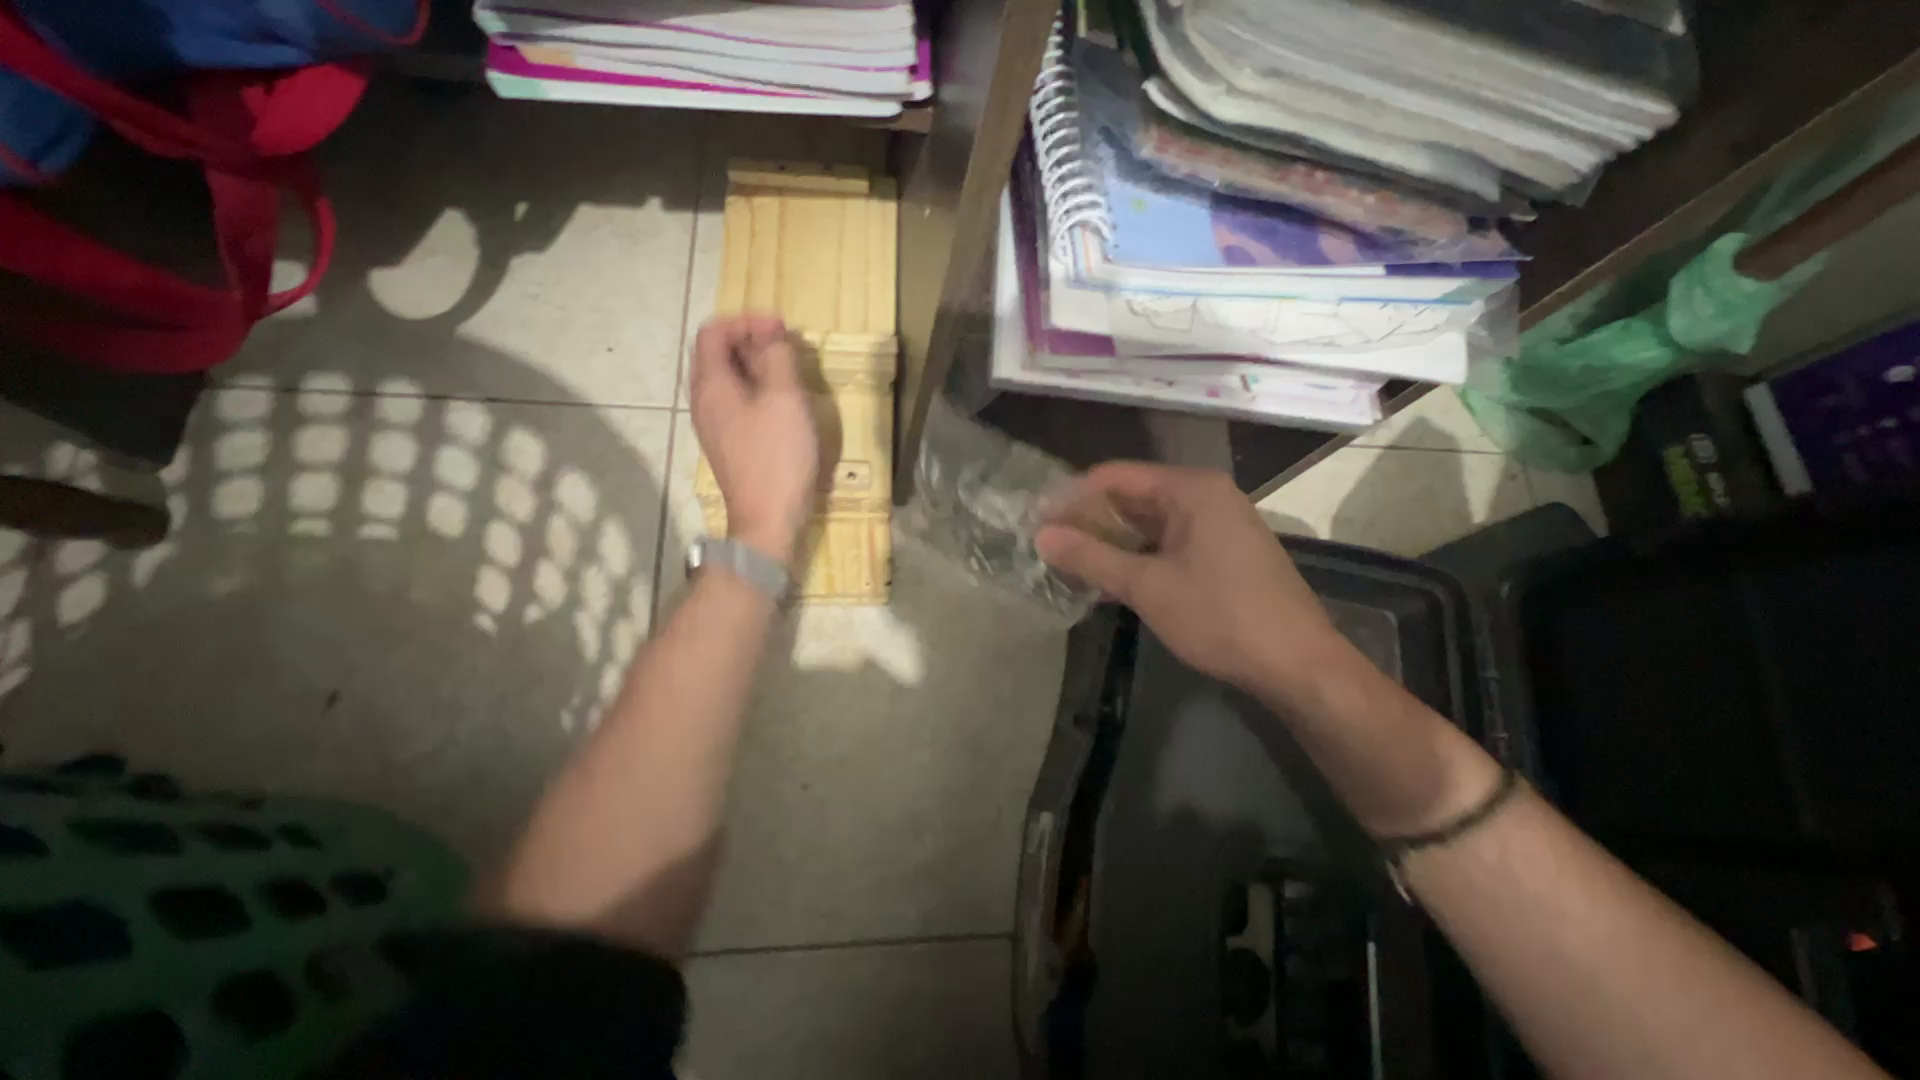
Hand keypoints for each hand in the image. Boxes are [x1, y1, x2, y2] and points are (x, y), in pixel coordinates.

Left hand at [689, 314, 819, 565]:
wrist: (767, 521)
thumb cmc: (777, 456)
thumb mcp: (785, 399)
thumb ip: (777, 357)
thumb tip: (771, 332)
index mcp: (711, 385)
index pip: (713, 333)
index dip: (746, 320)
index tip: (781, 327)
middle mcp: (704, 402)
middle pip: (715, 354)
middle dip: (749, 339)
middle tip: (785, 343)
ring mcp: (714, 425)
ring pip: (726, 379)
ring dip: (754, 364)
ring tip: (788, 368)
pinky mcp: (728, 444)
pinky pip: (735, 402)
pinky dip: (755, 388)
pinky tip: (782, 400)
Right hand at [1035, 462, 1350, 692]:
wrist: (1296, 663)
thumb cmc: (1219, 616)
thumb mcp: (1147, 587)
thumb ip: (1092, 557)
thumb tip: (1042, 535)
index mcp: (1192, 489)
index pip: (1116, 476)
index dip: (1072, 496)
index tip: (1035, 520)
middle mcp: (1208, 497)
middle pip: (1134, 497)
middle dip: (1090, 520)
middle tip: (1046, 545)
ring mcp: (1220, 526)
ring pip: (1151, 525)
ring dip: (1112, 543)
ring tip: (1068, 565)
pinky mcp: (1226, 555)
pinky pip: (1170, 544)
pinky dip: (1139, 558)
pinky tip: (1110, 582)